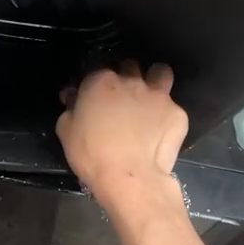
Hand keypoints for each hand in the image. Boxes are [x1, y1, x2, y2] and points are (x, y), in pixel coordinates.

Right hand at [57, 62, 187, 220]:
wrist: (129, 178)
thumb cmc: (91, 154)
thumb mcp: (65, 130)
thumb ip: (71, 108)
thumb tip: (75, 98)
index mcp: (101, 81)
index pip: (96, 67)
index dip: (93, 82)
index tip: (91, 97)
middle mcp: (132, 80)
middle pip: (129, 67)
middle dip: (125, 77)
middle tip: (120, 98)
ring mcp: (158, 95)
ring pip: (160, 73)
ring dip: (154, 80)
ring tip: (149, 99)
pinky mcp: (178, 113)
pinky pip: (171, 108)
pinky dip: (165, 116)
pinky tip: (159, 132)